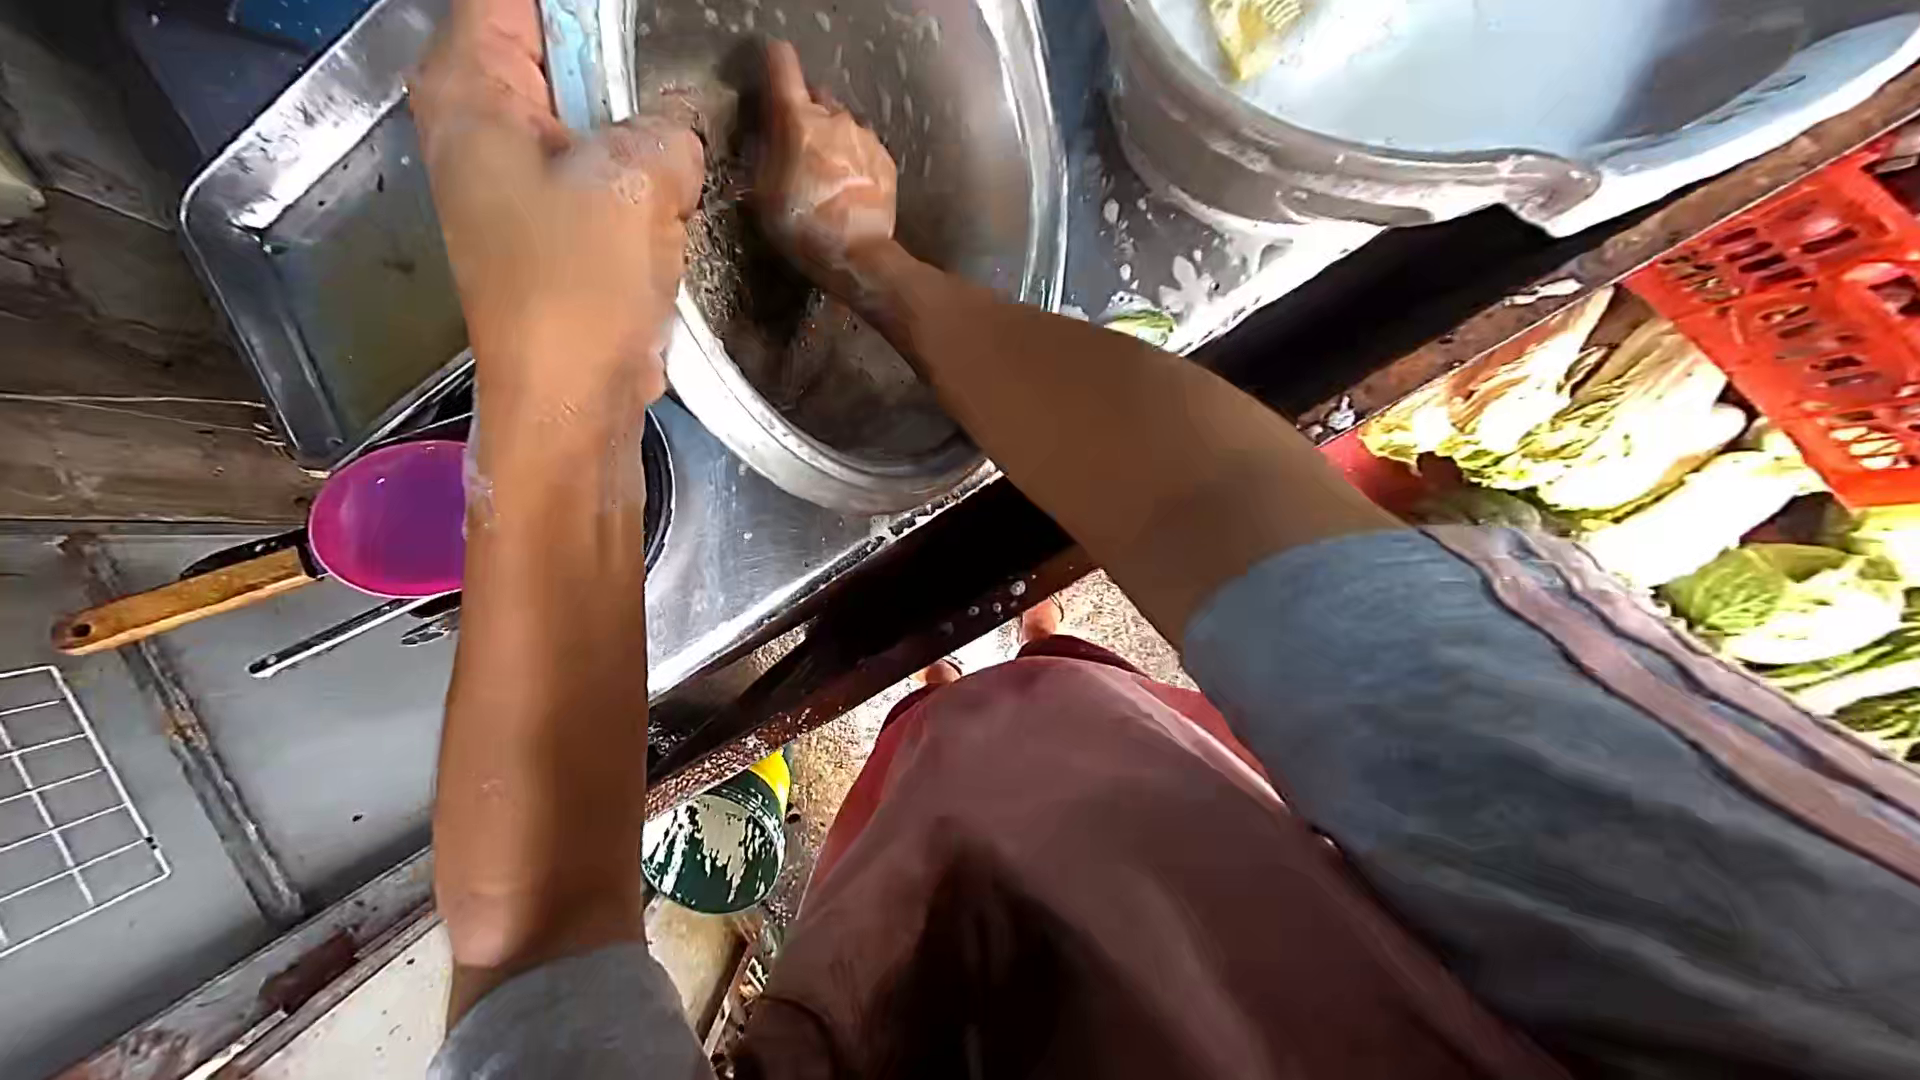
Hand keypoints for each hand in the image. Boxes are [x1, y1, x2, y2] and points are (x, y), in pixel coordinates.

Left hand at [411, 0, 702, 414]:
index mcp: (474, 90)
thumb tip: (678, 136)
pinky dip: (645, 202)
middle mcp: (486, 129)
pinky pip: (610, 192)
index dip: (589, 14)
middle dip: (630, 86)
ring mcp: (523, 189)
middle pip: (565, 65)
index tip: (651, 37)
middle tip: (678, 117)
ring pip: (599, 135)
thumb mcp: (636, 185)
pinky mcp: (560, 239)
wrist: (574, 396)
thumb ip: (668, 133)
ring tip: (677, 186)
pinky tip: (669, 228)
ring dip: (647, 155)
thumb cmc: (582, 284)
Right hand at [755, 40, 898, 299]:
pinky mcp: (886, 161)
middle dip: (808, 116)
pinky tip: (851, 186)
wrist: (859, 256)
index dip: (776, 65)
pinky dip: (856, 159)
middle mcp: (835, 118)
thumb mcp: (764, 196)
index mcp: (799, 119)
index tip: (773, 75)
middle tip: (801, 149)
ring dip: (834, 140)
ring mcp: (865, 138)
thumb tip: (763, 139)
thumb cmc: (805, 229)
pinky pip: (866, 148)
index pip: (783, 65)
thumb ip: (762, 157)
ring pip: (844, 125)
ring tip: (830, 175)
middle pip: (817, 99)